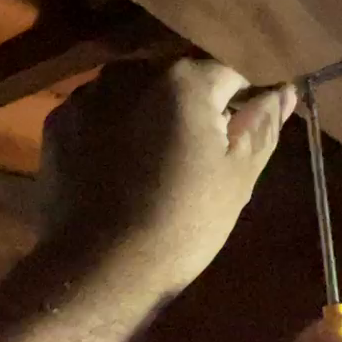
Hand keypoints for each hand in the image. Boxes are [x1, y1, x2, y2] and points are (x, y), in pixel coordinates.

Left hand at [40, 59, 294, 295]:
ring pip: (136, 94)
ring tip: (156, 165)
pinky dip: (115, 133)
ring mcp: (88, 96)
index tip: (246, 130)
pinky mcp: (58, 125)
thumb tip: (282, 91)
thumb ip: (261, 127)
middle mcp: (131, 72)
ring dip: (151, 116)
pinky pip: (101, 116)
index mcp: (184, 78)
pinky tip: (119, 172)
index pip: (232, 70)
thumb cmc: (182, 226)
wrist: (100, 270)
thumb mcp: (237, 180)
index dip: (245, 99)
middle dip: (194, 106)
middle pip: (178, 77)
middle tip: (199, 156)